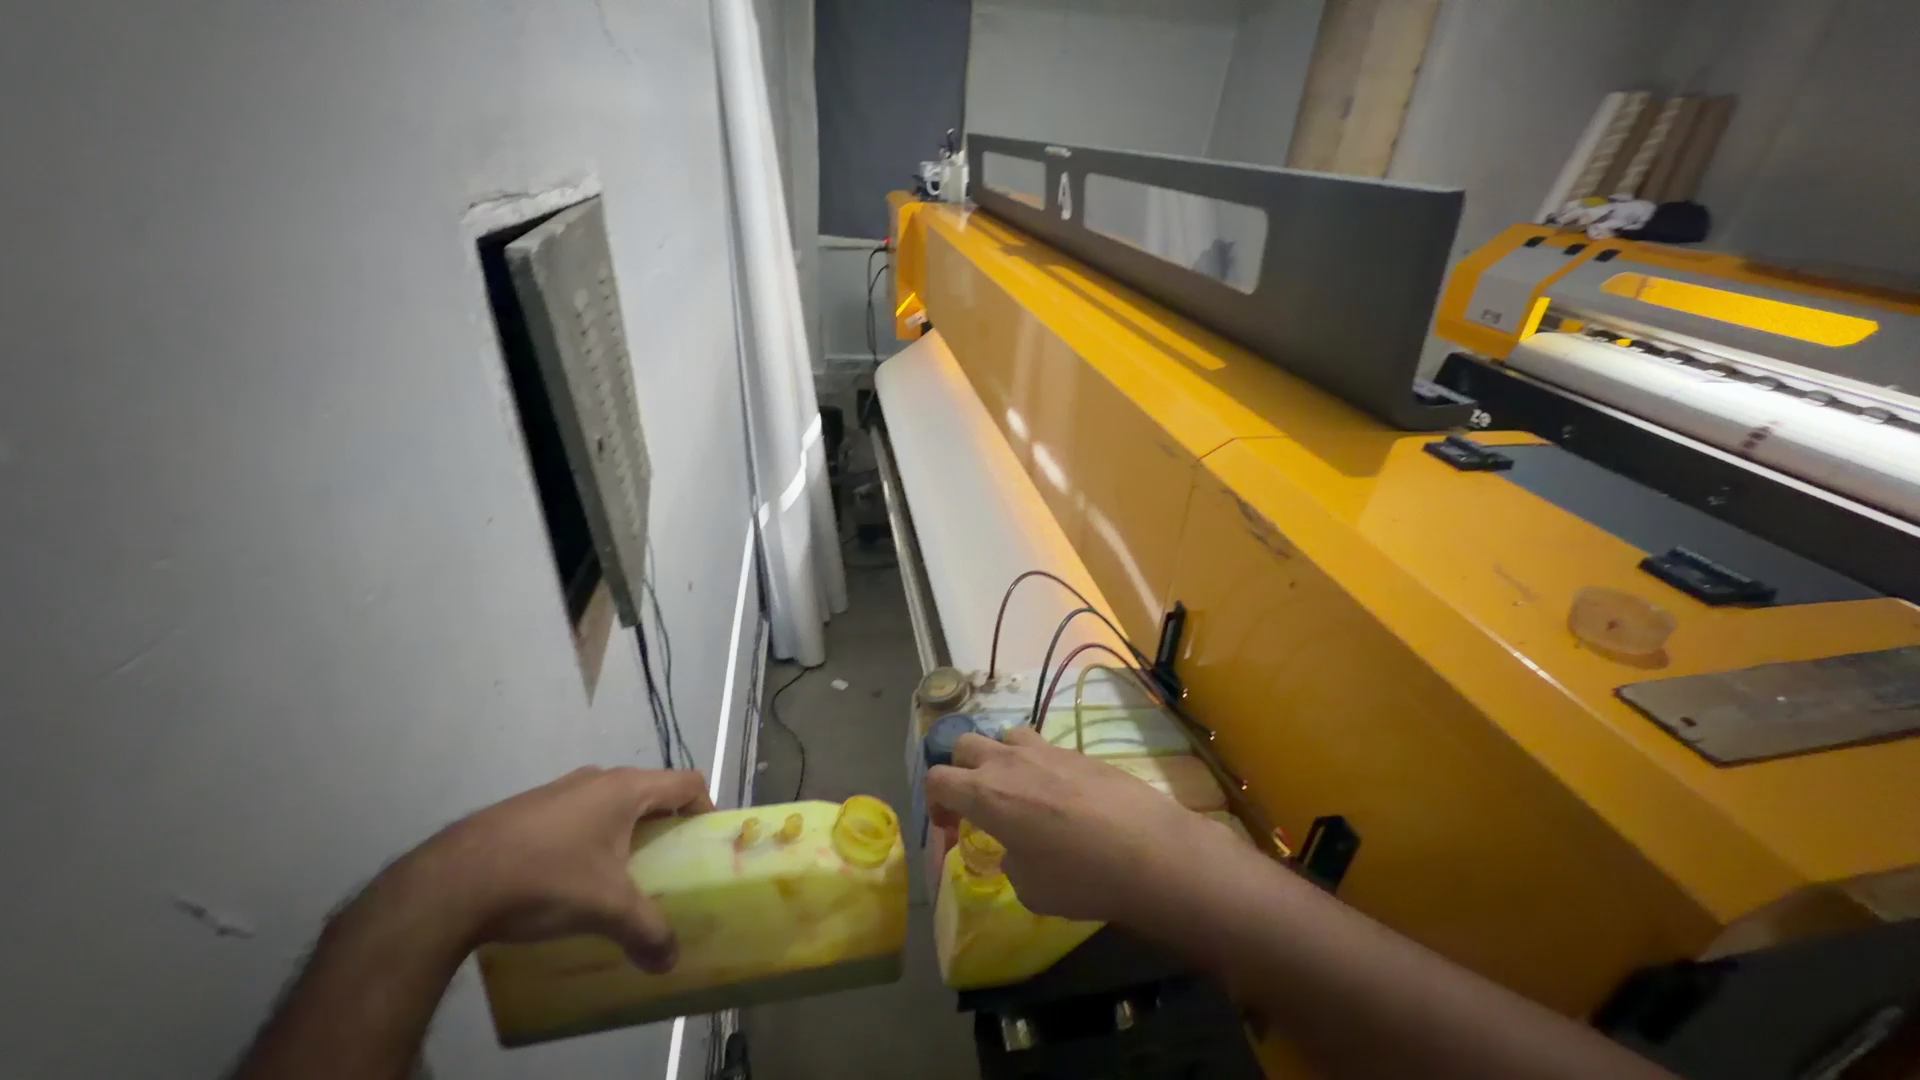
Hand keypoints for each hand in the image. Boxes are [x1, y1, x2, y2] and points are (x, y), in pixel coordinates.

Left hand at [397, 767, 711, 971]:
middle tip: (666, 867)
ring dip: (621, 836)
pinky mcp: (524, 811)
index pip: (686, 782)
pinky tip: (567, 883)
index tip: (703, 843)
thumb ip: (646, 931)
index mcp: (625, 789)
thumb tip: (669, 961)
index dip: (704, 808)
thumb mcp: (606, 909)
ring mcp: (555, 791)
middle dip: (662, 827)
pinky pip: (573, 819)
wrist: (449, 883)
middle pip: (648, 793)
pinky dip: (585, 842)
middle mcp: (595, 779)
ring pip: (607, 806)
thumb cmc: (546, 879)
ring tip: (617, 880)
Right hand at [925, 729, 1239, 924]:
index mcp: (986, 794)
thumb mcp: (1028, 888)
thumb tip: (1015, 848)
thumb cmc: (1080, 877)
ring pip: (1006, 736)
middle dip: (961, 771)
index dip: (934, 802)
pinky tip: (1059, 798)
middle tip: (976, 805)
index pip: (936, 779)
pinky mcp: (1079, 752)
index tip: (949, 827)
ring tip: (1017, 791)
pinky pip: (1044, 749)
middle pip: (965, 745)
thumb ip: (1009, 860)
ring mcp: (1047, 751)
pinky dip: (1038, 767)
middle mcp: (1009, 763)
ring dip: (1000, 759)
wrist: (1150, 851)